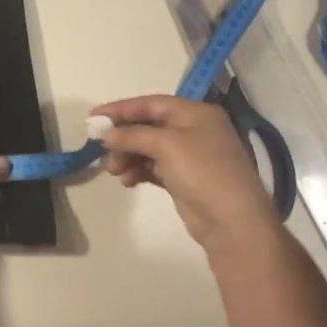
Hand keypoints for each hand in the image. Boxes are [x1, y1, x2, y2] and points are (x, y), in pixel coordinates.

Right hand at [93, 95, 281, 253]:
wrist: (233, 222)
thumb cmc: (203, 172)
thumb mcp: (166, 145)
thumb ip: (132, 135)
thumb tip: (105, 134)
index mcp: (195, 113)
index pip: (150, 104)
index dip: (120, 109)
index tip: (93, 117)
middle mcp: (194, 130)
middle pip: (147, 126)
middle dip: (123, 138)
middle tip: (102, 150)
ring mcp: (190, 155)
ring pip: (148, 148)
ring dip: (128, 156)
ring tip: (114, 171)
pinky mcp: (184, 178)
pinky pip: (153, 167)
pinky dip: (138, 170)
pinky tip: (128, 181)